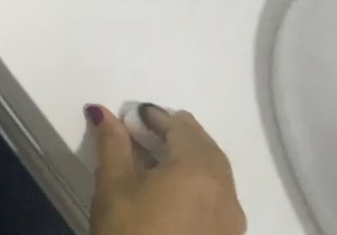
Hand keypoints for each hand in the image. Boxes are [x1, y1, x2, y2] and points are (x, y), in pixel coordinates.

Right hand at [86, 104, 246, 234]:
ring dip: (191, 156)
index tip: (134, 113)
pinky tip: (173, 187)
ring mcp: (232, 221)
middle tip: (147, 127)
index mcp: (198, 172)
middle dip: (179, 133)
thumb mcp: (113, 182)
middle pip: (208, 150)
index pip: (184, 130)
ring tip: (157, 155)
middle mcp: (225, 193)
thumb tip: (104, 112)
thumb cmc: (130, 228)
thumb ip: (112, 142)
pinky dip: (199, 179)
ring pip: (217, 174)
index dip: (159, 116)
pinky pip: (218, 196)